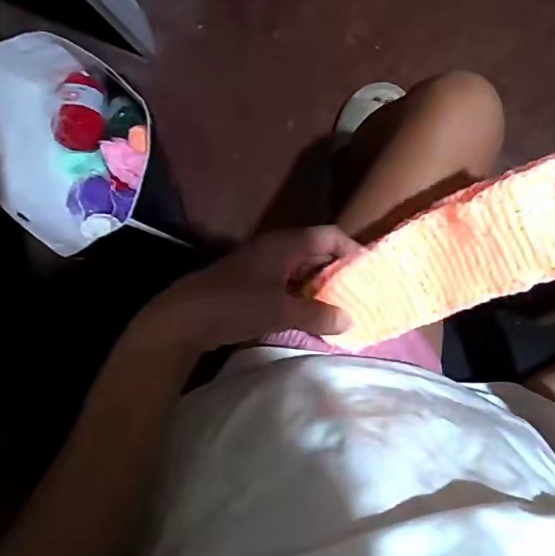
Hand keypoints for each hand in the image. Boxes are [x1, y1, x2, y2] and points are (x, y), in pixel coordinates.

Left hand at [137, 226, 359, 351]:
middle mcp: (275, 249)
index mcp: (284, 244)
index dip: (353, 250)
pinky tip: (313, 318)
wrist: (183, 318)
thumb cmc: (234, 305)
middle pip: (317, 252)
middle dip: (340, 271)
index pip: (329, 235)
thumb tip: (348, 320)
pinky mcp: (252, 285)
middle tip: (362, 293)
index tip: (371, 273)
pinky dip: (303, 298)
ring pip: (302, 271)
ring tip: (343, 308)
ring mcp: (262, 267)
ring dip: (321, 287)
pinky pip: (287, 286)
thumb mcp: (280, 310)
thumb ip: (317, 314)